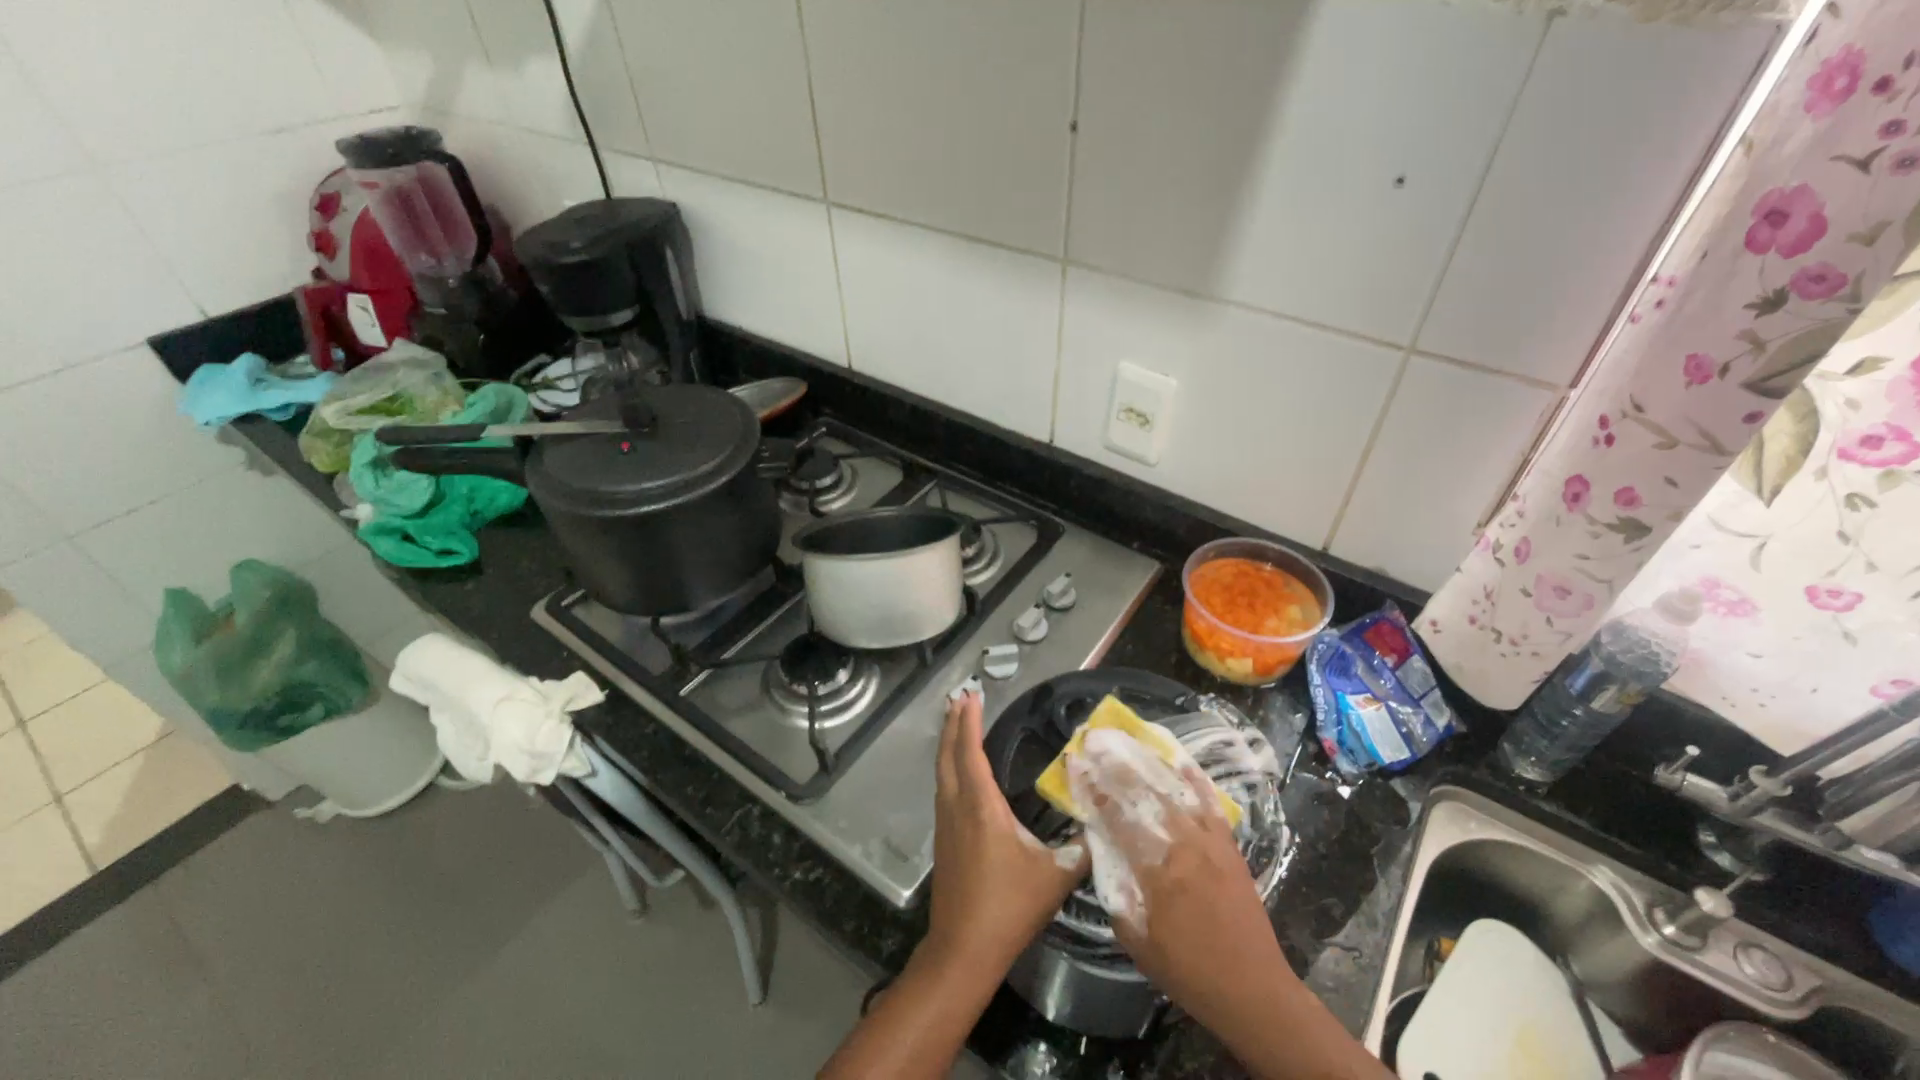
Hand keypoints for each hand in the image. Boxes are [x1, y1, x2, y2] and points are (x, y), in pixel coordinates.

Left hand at [927, 690, 1087, 971]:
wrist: (963, 948)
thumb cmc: (1009, 907)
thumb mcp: (1055, 876)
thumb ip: (1081, 848)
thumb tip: (1105, 824)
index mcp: (980, 807)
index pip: (971, 752)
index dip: (970, 721)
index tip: (971, 694)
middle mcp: (956, 808)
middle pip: (947, 756)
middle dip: (952, 724)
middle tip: (959, 698)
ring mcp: (945, 825)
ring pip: (942, 773)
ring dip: (948, 746)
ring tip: (957, 725)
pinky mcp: (943, 842)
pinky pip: (944, 791)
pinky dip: (950, 769)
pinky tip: (961, 774)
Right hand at [1069, 734, 1288, 1033]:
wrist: (1250, 986)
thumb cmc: (1184, 968)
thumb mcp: (1134, 935)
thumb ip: (1115, 886)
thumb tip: (1101, 848)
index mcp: (1156, 869)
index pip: (1117, 816)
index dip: (1093, 787)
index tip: (1076, 762)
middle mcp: (1184, 845)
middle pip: (1145, 793)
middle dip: (1117, 764)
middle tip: (1095, 739)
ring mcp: (1211, 841)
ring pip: (1176, 791)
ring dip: (1149, 763)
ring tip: (1127, 741)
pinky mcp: (1229, 845)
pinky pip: (1209, 803)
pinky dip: (1194, 779)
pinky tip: (1178, 760)